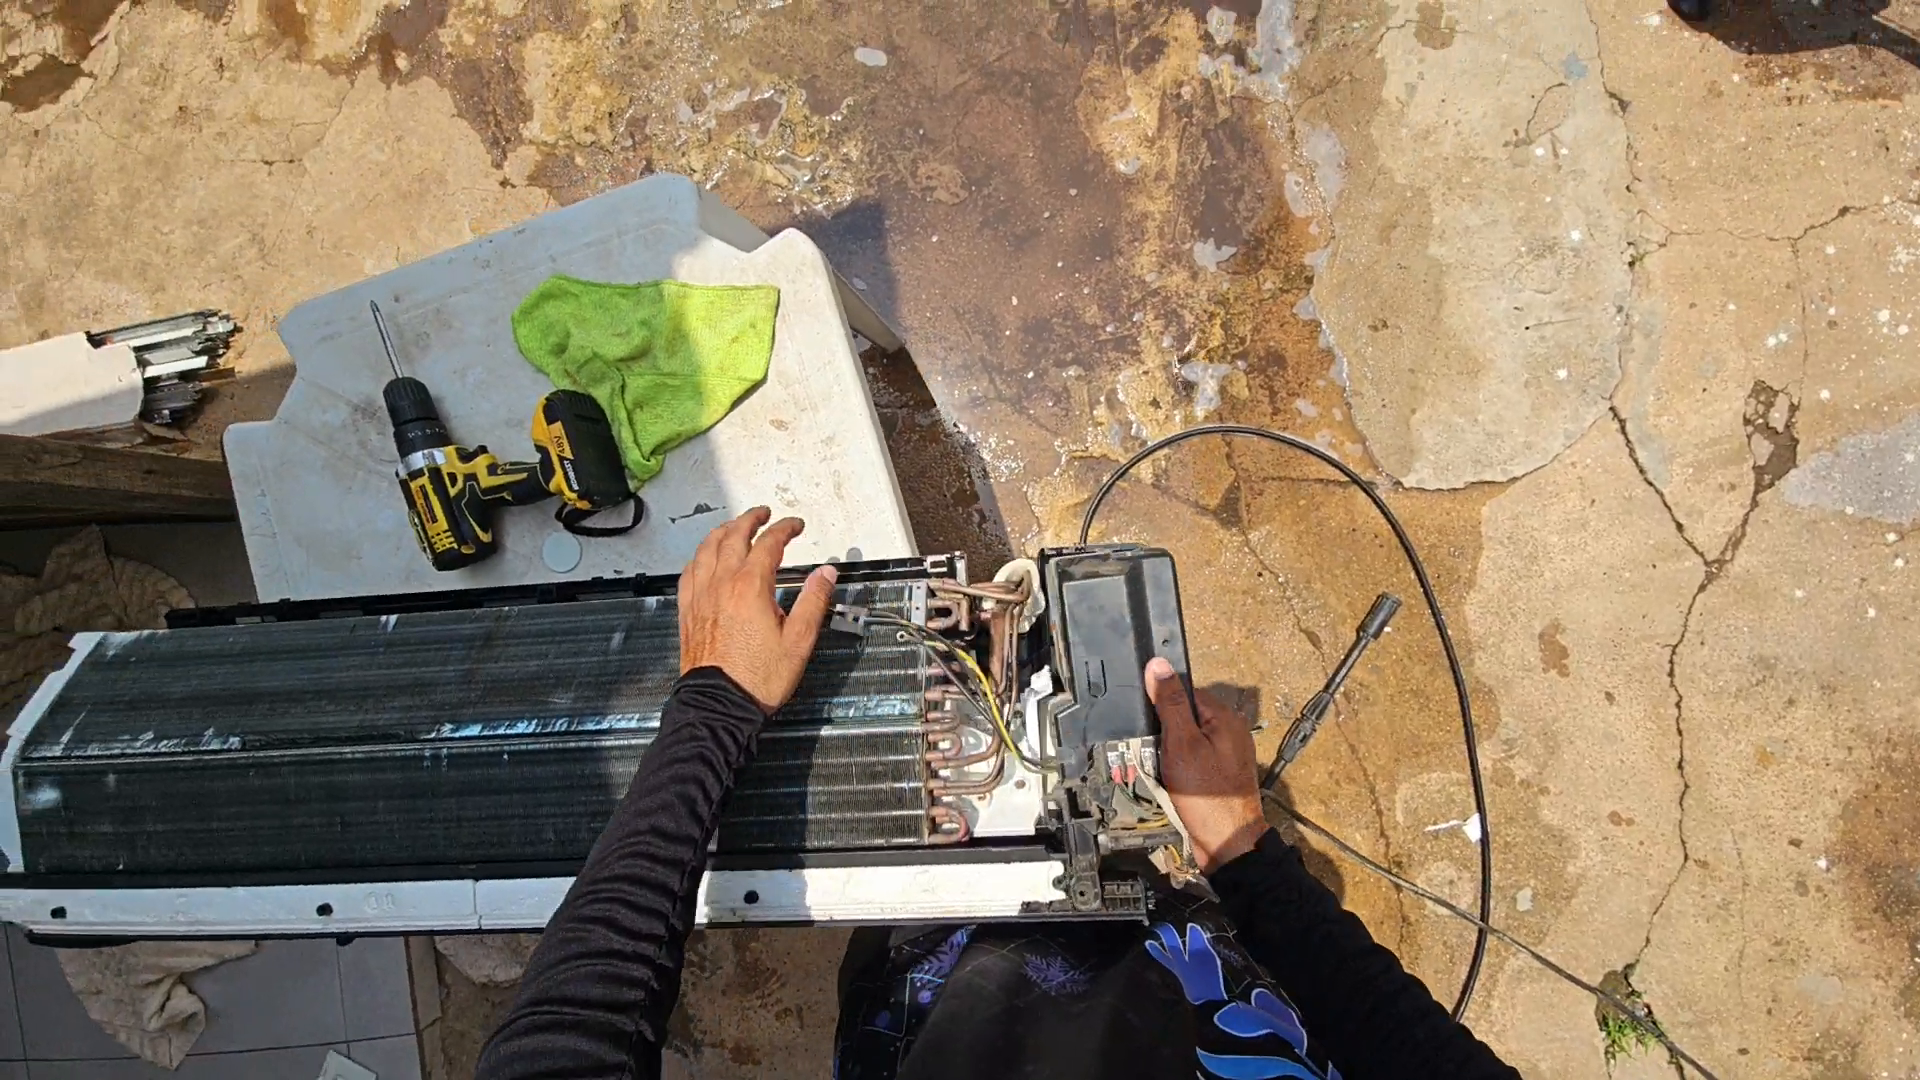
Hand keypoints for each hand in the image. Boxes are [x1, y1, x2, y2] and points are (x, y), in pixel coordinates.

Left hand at [678, 507, 838, 713]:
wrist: (719, 703)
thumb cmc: (756, 677)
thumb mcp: (799, 640)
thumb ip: (813, 601)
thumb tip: (826, 574)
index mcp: (750, 588)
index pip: (769, 543)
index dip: (785, 529)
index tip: (795, 526)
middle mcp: (721, 585)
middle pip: (733, 536)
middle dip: (751, 519)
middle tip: (763, 514)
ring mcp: (701, 596)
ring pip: (707, 548)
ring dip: (723, 531)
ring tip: (734, 526)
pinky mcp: (688, 611)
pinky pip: (689, 571)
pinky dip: (700, 555)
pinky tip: (704, 557)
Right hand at [1146, 656, 1268, 873]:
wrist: (1227, 843)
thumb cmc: (1205, 793)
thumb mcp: (1180, 743)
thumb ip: (1169, 703)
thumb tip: (1158, 664)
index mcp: (1224, 716)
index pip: (1183, 693)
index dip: (1162, 708)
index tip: (1151, 729)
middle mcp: (1230, 730)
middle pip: (1183, 716)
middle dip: (1163, 734)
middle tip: (1157, 755)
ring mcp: (1227, 753)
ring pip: (1184, 739)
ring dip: (1168, 753)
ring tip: (1163, 771)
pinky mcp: (1221, 772)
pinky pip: (1191, 757)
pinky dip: (1177, 767)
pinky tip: (1172, 781)